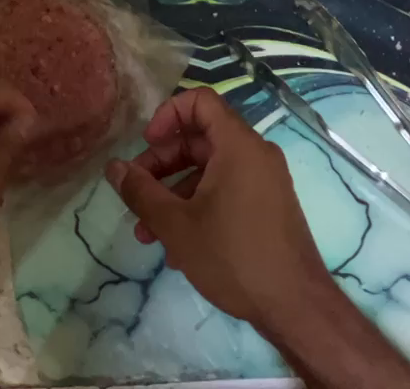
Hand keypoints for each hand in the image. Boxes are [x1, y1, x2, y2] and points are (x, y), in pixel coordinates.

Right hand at [105, 87, 409, 388]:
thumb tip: (113, 167)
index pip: (199, 101)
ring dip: (174, 193)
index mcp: (238, 144)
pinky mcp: (267, 206)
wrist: (296, 308)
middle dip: (161, 164)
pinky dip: (198, 206)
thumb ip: (141, 191)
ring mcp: (264, 180)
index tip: (146, 144)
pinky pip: (225, 189)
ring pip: (209, 169)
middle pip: (199, 138)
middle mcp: (255, 153)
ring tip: (147, 232)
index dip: (167, 115)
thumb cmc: (234, 256)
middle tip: (136, 193)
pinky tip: (177, 247)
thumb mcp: (177, 224)